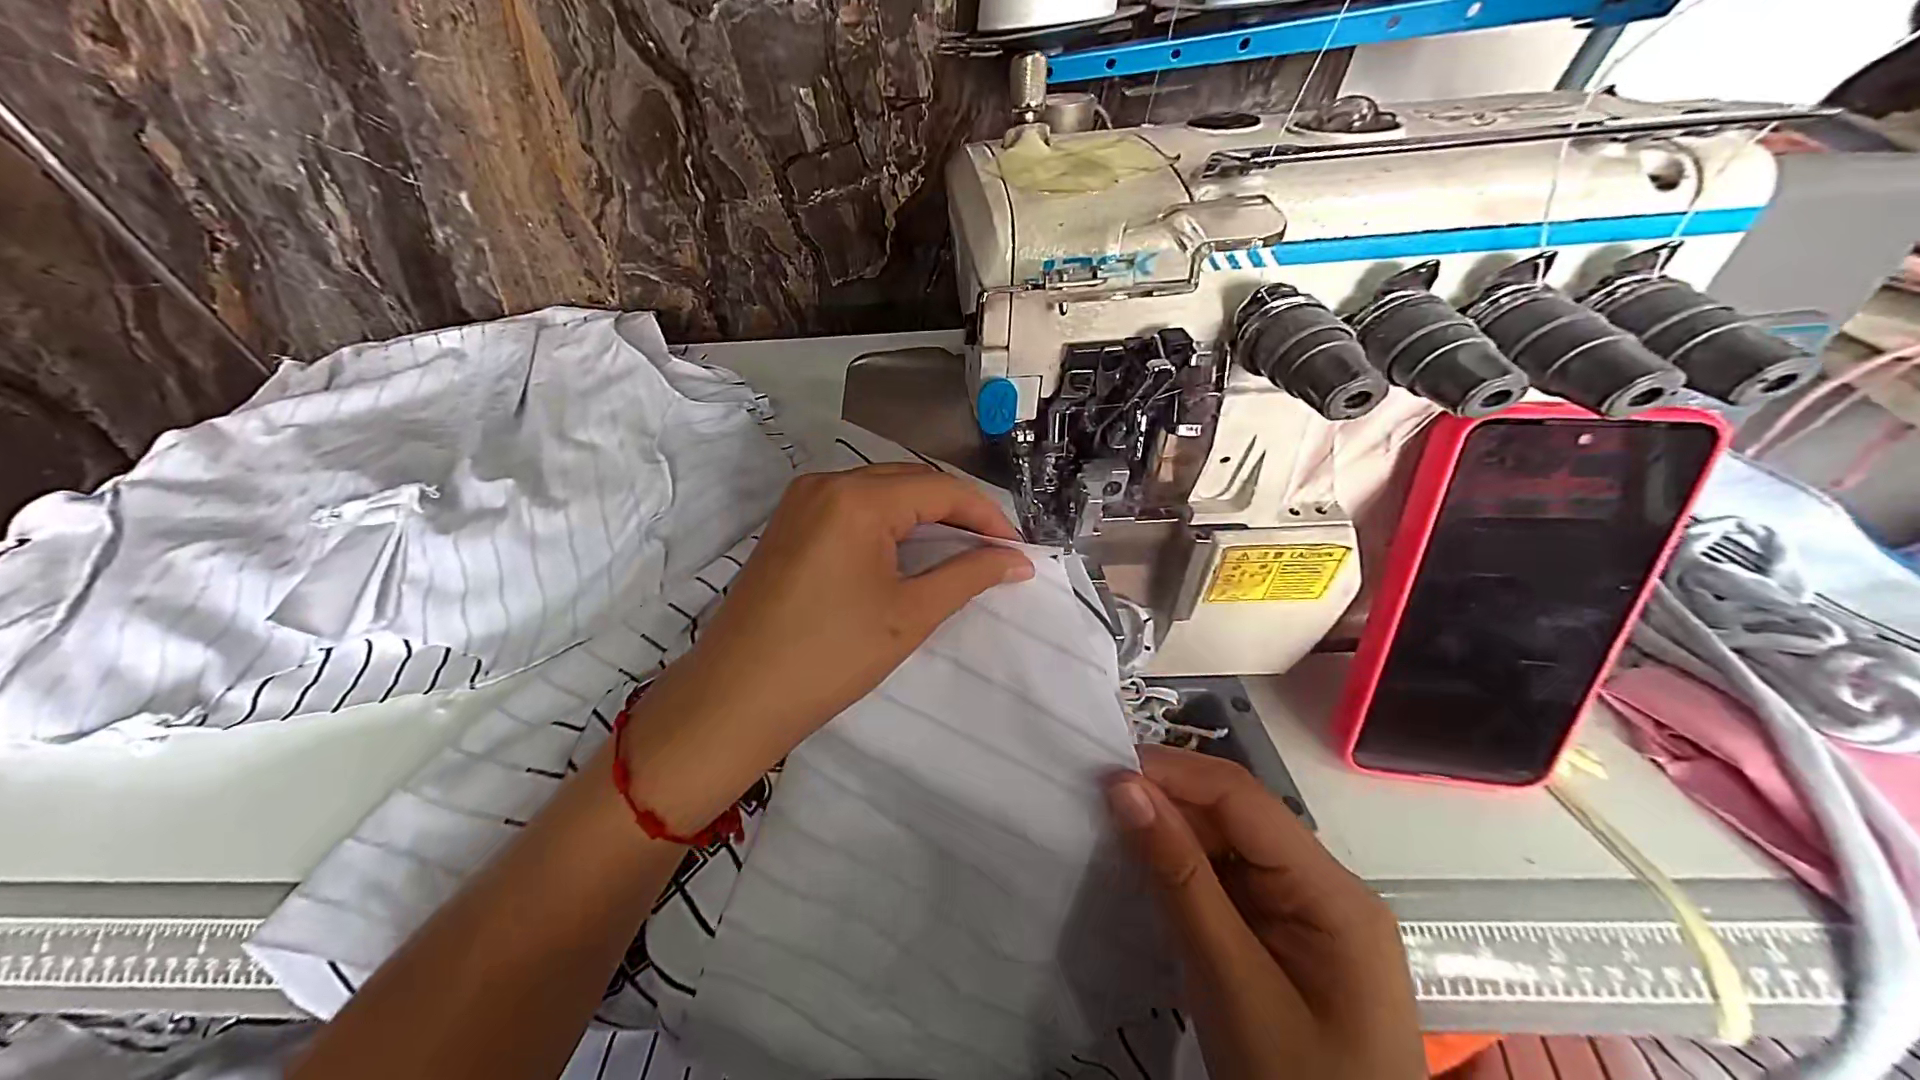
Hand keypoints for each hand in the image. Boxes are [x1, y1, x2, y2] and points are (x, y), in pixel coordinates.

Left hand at [621, 464, 1033, 829]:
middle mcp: (825, 483)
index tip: (1018, 548)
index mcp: (857, 497)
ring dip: (923, 516)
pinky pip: (851, 509)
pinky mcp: (787, 526)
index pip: (940, 489)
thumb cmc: (830, 657)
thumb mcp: (910, 614)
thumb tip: (1017, 560)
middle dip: (957, 512)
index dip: (987, 516)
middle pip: (910, 482)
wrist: (735, 698)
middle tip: (994, 550)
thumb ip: (969, 575)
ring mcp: (800, 502)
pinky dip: (888, 524)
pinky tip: (908, 551)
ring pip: (880, 493)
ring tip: (960, 550)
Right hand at [1106, 746, 1423, 1079]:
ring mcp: (1307, 911)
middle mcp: (1326, 886)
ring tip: (1111, 831)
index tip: (1105, 773)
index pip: (1245, 799)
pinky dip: (1184, 871)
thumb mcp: (1231, 985)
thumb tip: (1125, 789)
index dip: (1175, 773)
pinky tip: (1147, 871)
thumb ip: (1179, 881)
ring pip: (1229, 845)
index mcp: (1333, 893)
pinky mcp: (1285, 933)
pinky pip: (1229, 880)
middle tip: (1097, 803)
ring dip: (1172, 835)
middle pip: (1239, 816)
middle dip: (1169, 802)